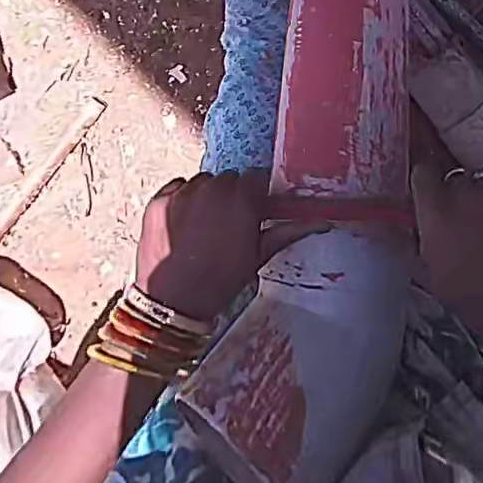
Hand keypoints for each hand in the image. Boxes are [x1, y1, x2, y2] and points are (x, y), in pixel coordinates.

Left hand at [134, 170, 321, 320]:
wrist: (170, 305)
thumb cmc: (220, 280)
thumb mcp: (258, 255)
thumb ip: (289, 231)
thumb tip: (323, 222)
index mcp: (243, 199)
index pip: (256, 177)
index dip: (255, 194)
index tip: (252, 211)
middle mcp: (215, 188)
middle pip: (230, 178)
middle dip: (231, 195)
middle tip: (228, 223)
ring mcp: (184, 192)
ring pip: (204, 181)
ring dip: (207, 196)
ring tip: (203, 225)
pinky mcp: (160, 199)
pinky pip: (178, 187)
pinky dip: (181, 199)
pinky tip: (183, 223)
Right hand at [411, 163, 482, 347]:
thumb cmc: (463, 293)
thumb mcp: (423, 268)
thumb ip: (397, 237)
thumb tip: (366, 219)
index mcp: (437, 209)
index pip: (424, 172)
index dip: (426, 182)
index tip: (430, 194)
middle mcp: (468, 193)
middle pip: (458, 178)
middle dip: (459, 194)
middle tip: (464, 221)